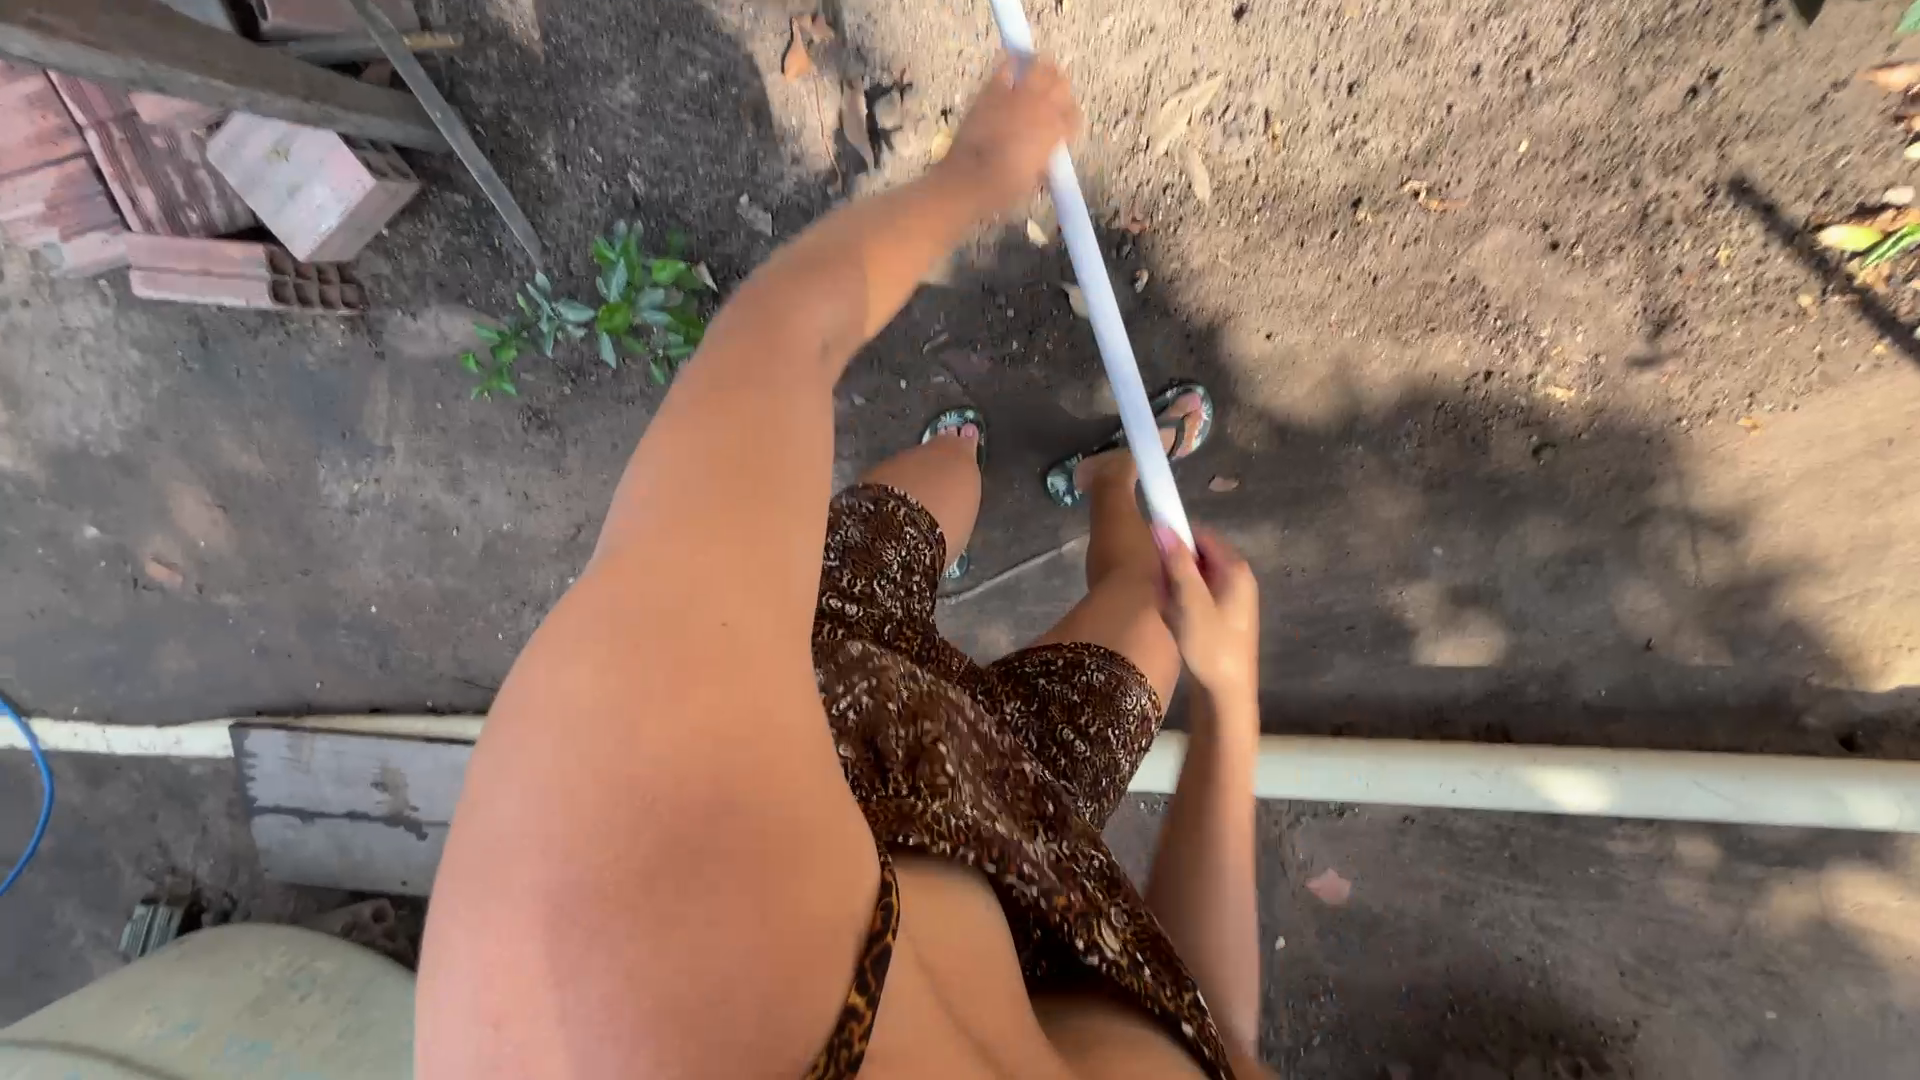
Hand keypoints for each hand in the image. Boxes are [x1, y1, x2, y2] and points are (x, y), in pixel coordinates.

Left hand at [938, 53, 1080, 215]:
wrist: (971, 178)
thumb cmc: (1004, 187)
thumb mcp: (1034, 178)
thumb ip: (1044, 157)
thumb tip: (1045, 151)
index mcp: (1056, 132)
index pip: (1074, 116)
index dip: (1069, 122)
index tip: (1063, 129)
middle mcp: (1043, 107)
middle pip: (1062, 85)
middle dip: (1059, 92)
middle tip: (1052, 99)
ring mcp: (1019, 94)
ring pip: (1042, 66)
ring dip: (1042, 71)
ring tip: (1037, 78)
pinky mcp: (995, 88)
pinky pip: (1009, 65)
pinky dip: (1013, 65)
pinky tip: (1012, 71)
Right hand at [1151, 525, 1258, 699]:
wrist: (1227, 692)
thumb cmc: (1210, 646)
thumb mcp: (1189, 602)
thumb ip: (1177, 562)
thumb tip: (1162, 525)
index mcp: (1235, 569)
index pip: (1201, 535)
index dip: (1176, 542)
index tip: (1156, 561)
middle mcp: (1238, 578)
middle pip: (1196, 556)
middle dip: (1174, 571)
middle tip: (1163, 592)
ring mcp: (1232, 598)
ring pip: (1193, 578)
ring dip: (1175, 590)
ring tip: (1169, 612)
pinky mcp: (1224, 615)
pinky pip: (1196, 596)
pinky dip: (1181, 605)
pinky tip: (1175, 623)